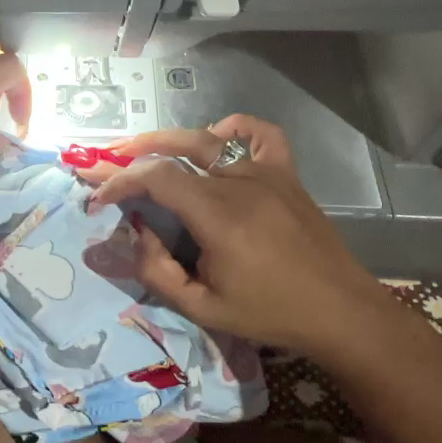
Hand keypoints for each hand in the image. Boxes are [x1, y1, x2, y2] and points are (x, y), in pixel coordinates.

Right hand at [86, 115, 396, 355]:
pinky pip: (261, 135)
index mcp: (219, 217)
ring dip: (169, 139)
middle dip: (132, 154)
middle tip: (105, 163)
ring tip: (142, 148)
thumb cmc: (269, 313)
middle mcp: (241, 185)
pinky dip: (234, 129)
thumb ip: (157, 272)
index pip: (156, 177)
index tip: (99, 198)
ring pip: (209, 139)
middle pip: (177, 149)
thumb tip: (135, 234)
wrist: (342, 313)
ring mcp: (268, 175)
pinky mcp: (287, 177)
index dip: (119, 181)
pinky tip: (217, 138)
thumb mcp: (201, 309)